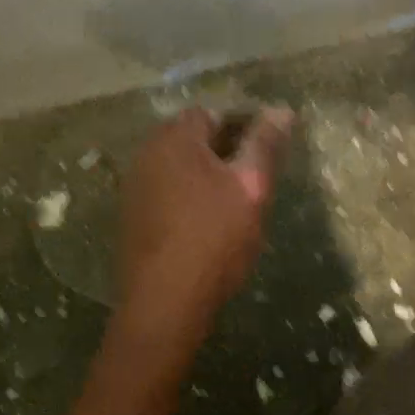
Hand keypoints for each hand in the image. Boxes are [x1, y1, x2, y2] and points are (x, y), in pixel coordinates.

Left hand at [116, 106, 292, 330]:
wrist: (164, 305)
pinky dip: (189, 193)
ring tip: (237, 197)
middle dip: (225, 146)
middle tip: (255, 172)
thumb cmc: (214, 238)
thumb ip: (265, 144)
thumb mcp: (252, 186)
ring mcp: (135, 187)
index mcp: (174, 139)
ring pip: (179, 165)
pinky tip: (209, 219)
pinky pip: (167, 189)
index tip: (267, 146)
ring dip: (206, 171)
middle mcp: (147, 154)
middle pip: (193, 137)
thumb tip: (281, 109)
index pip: (213, 112)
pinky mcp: (133, 217)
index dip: (243, 122)